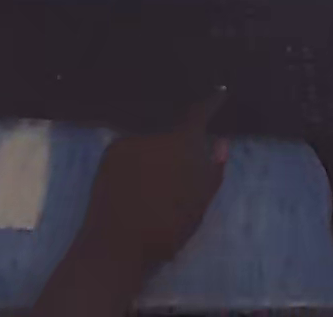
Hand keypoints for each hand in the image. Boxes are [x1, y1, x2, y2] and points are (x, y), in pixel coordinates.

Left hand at [80, 93, 230, 273]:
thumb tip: (221, 142)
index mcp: (181, 144)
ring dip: (156, 157)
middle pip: (173, 134)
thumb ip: (213, 171)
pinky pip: (132, 150)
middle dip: (178, 149)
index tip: (219, 92)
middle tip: (178, 178)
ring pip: (152, 143)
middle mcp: (156, 133)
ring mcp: (131, 139)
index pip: (199, 114)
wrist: (117, 241)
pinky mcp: (112, 150)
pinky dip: (137, 161)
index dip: (211, 103)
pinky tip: (134, 184)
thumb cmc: (165, 228)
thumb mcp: (198, 206)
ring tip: (153, 188)